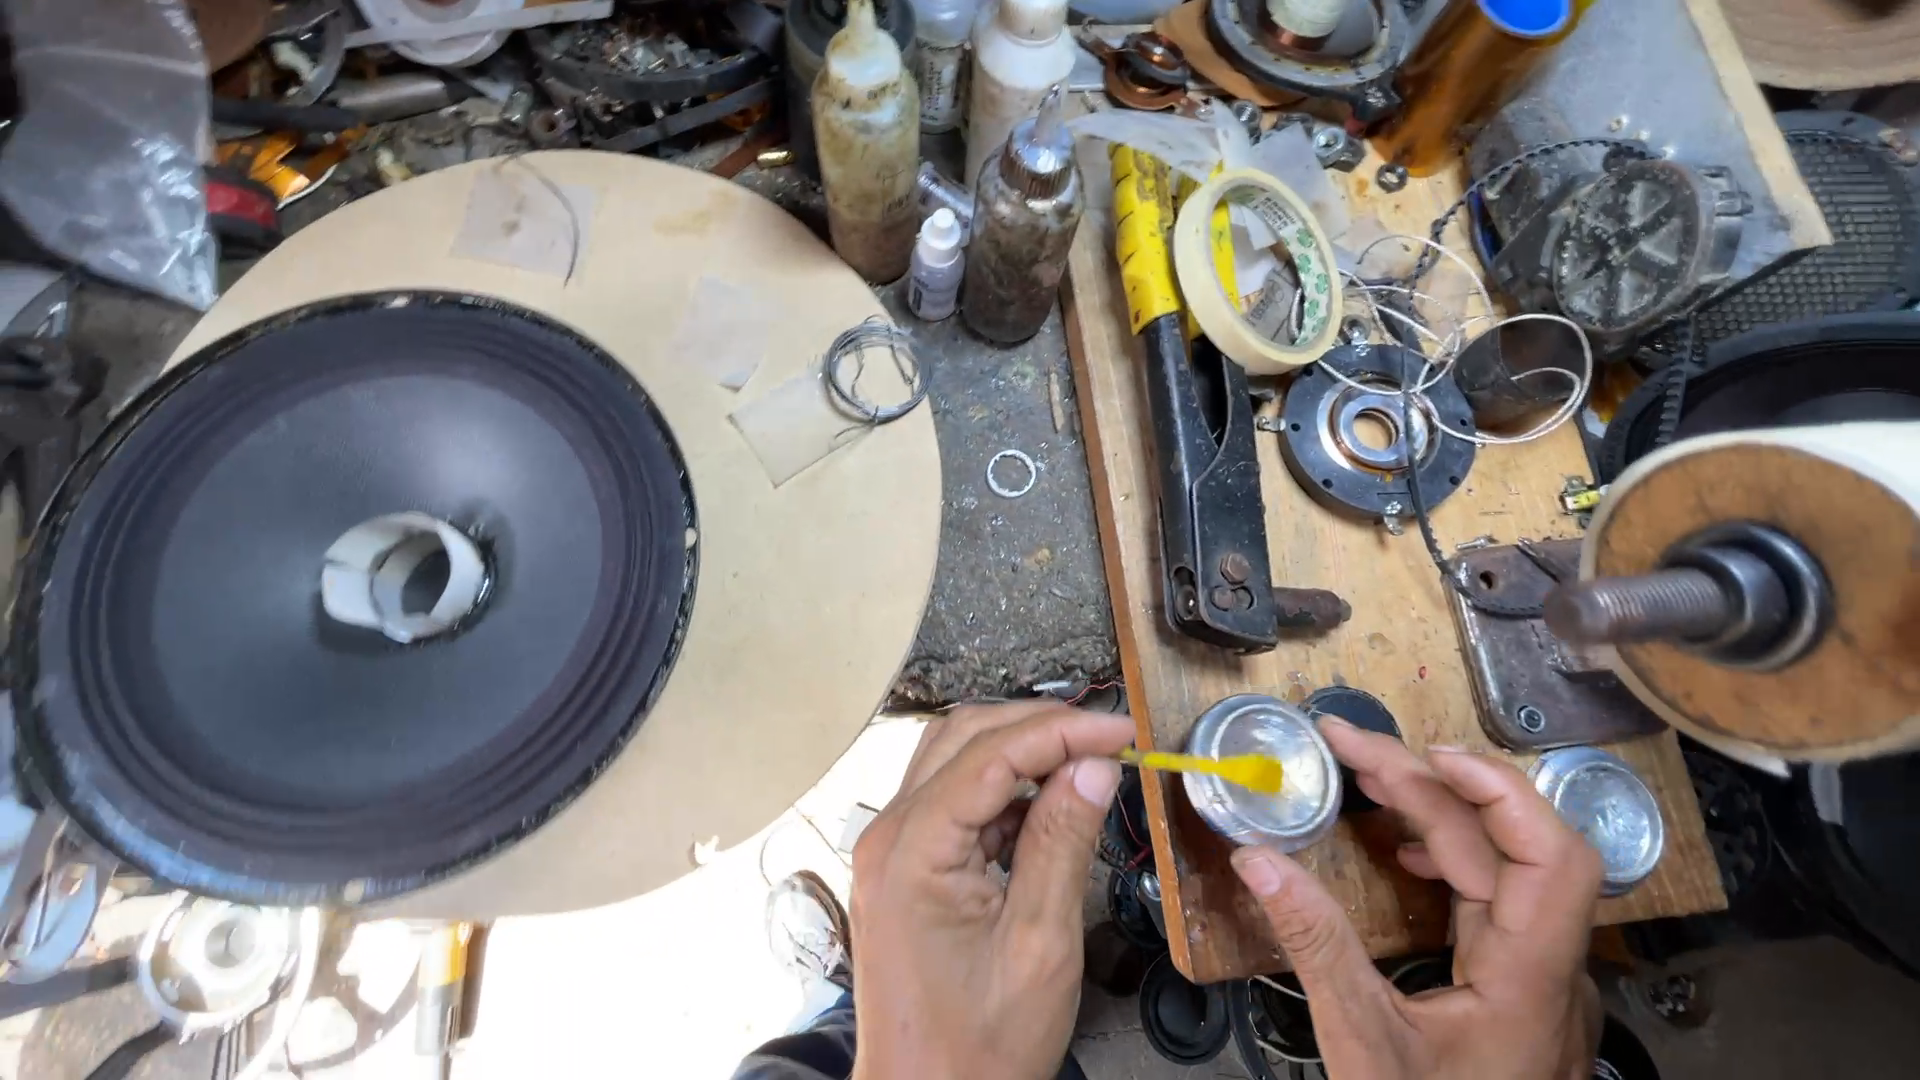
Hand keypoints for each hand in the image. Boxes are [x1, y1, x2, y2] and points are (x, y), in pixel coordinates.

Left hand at [848, 702, 1135, 1079]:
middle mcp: (889, 831)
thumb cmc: (979, 1046)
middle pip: (964, 736)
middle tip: (1105, 739)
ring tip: (1082, 763)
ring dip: (1019, 749)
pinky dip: (1003, 788)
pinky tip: (1045, 804)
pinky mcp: (905, 860)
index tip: (1121, 730)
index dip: (1062, 731)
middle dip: (1039, 727)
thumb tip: (1094, 767)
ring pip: (956, 756)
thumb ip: (1064, 843)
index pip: (992, 753)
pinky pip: (954, 796)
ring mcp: (891, 843)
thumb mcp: (1039, 945)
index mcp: (912, 848)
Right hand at [1230, 717, 1603, 1079]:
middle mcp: (1548, 967)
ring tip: (1364, 776)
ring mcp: (1534, 975)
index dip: (1501, 792)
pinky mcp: (1512, 983)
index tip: (1425, 752)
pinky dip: (1442, 850)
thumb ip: (1316, 946)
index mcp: (1530, 980)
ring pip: (1495, 865)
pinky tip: (1404, 850)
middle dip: (1424, 783)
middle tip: (1344, 746)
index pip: (1554, 862)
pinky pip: (1486, 893)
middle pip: (1505, 846)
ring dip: (1432, 809)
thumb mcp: (1362, 1044)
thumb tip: (1256, 856)